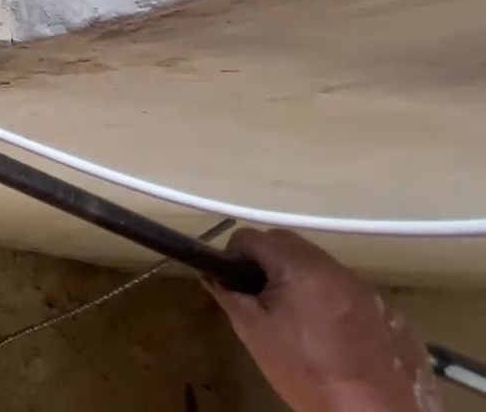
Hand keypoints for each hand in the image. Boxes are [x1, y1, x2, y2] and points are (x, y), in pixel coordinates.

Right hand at [206, 228, 437, 411]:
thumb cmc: (306, 371)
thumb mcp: (252, 330)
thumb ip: (228, 293)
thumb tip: (212, 274)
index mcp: (301, 270)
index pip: (253, 237)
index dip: (234, 253)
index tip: (235, 279)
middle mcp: (340, 274)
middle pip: (291, 244)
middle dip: (269, 259)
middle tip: (261, 292)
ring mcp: (373, 296)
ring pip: (324, 268)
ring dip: (303, 279)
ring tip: (299, 316)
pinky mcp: (396, 320)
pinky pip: (353, 295)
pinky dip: (335, 303)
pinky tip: (335, 336)